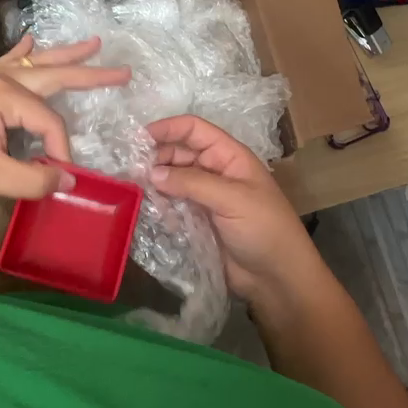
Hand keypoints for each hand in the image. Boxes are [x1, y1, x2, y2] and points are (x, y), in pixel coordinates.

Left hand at [0, 35, 129, 206]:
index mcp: (5, 97)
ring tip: (91, 44)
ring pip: (34, 64)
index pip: (50, 122)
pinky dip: (22, 53)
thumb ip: (34, 180)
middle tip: (122, 71)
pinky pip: (7, 65)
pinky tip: (29, 41)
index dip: (61, 150)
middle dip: (88, 72)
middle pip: (53, 74)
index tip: (59, 177)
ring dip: (63, 56)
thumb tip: (68, 180)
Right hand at [146, 115, 328, 306]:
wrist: (277, 278)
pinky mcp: (197, 221)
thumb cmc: (264, 229)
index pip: (194, 130)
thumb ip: (192, 183)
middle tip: (130, 170)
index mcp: (229, 156)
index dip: (168, 128)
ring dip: (155, 183)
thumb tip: (152, 172)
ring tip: (134, 190)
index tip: (138, 138)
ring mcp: (205, 197)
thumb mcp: (232, 200)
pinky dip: (160, 206)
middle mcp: (215, 171)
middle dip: (156, 157)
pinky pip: (173, 205)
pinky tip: (148, 211)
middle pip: (178, 153)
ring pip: (172, 180)